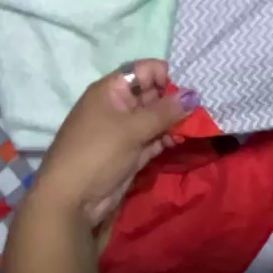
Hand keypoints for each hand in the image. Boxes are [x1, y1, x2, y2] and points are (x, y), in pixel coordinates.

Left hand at [27, 59, 196, 228]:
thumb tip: (194, 95)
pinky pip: (154, 138)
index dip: (166, 75)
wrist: (70, 202)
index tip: (189, 87)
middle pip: (152, 93)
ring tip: (197, 124)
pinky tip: (184, 139)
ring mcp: (124, 130)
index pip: (144, 70)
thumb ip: (165, 111)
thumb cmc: (97, 153)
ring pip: (156, 117)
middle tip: (201, 106)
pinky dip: (168, 137)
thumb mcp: (132, 129)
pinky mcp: (130, 152)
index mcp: (111, 90)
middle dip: (176, 99)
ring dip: (175, 120)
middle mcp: (118, 106)